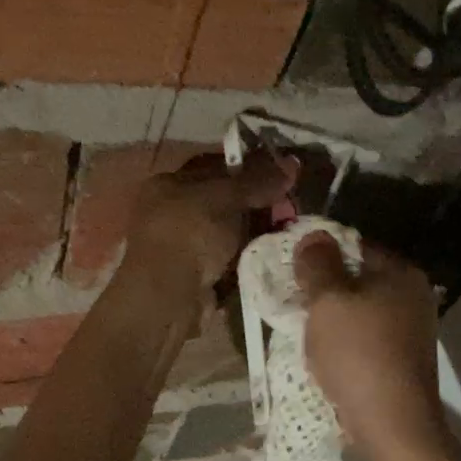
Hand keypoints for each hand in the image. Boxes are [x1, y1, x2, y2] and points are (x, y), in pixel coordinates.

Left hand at [119, 154, 294, 296]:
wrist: (170, 298)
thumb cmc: (191, 233)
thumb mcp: (226, 197)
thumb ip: (258, 180)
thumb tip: (292, 163)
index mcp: (168, 185)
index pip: (215, 168)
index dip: (249, 169)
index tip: (281, 175)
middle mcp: (172, 215)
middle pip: (224, 203)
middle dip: (257, 205)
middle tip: (289, 209)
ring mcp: (184, 250)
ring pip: (229, 235)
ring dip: (256, 234)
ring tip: (285, 232)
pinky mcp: (196, 280)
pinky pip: (229, 263)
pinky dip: (247, 260)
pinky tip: (268, 256)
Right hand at [295, 233, 448, 460]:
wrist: (391, 423)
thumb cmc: (357, 354)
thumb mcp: (327, 302)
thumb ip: (317, 265)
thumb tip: (313, 236)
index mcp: (400, 272)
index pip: (354, 245)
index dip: (320, 254)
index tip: (291, 273)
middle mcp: (414, 295)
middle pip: (359, 280)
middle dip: (325, 291)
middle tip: (293, 305)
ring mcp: (411, 331)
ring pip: (361, 313)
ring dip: (333, 321)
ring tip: (305, 335)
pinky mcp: (402, 361)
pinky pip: (366, 341)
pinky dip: (345, 345)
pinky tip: (327, 360)